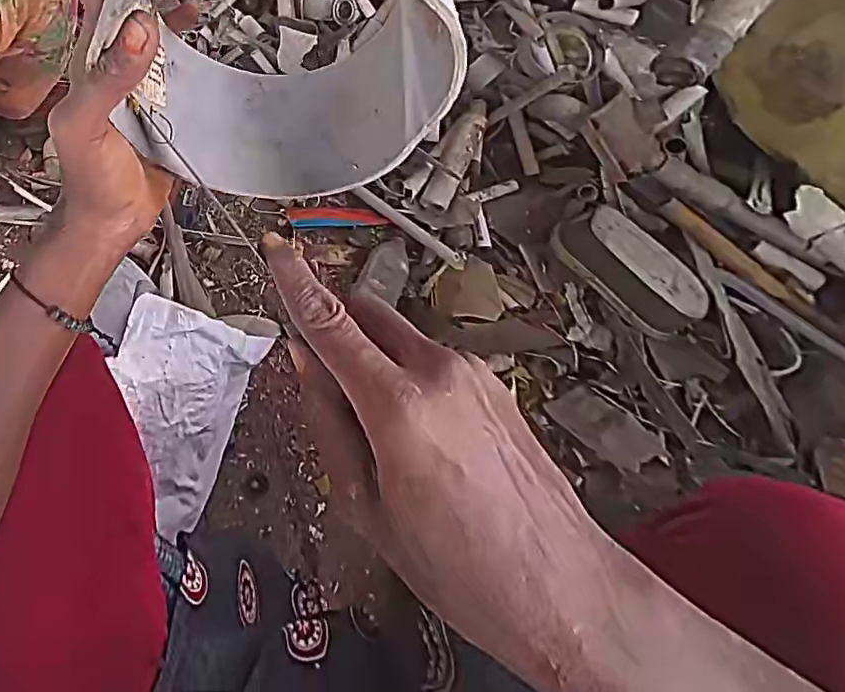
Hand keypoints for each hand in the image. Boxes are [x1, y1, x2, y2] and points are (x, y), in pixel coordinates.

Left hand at [16, 12, 172, 315]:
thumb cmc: (88, 178)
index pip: (104, 0)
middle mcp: (115, 65)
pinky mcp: (166, 103)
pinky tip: (203, 31)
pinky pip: (179, 65)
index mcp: (90, 63)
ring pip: (159, 32)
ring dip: (174, 4)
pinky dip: (191, 44)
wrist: (113, 220)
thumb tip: (138, 28)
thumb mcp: (86, 124)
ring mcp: (142, 83)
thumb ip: (107, 78)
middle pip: (135, 8)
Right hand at [263, 234, 633, 685]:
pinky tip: (416, 431)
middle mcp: (439, 375)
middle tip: (319, 367)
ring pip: (397, 334)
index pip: (329, 321)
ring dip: (371, 354)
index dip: (295, 279)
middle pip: (364, 312)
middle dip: (333, 325)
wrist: (567, 593)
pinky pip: (429, 356)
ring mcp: (472, 375)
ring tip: (376, 425)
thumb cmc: (466, 569)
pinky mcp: (492, 384)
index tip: (277, 251)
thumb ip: (326, 421)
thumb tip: (305, 364)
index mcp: (397, 406)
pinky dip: (405, 371)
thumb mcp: (366, 505)